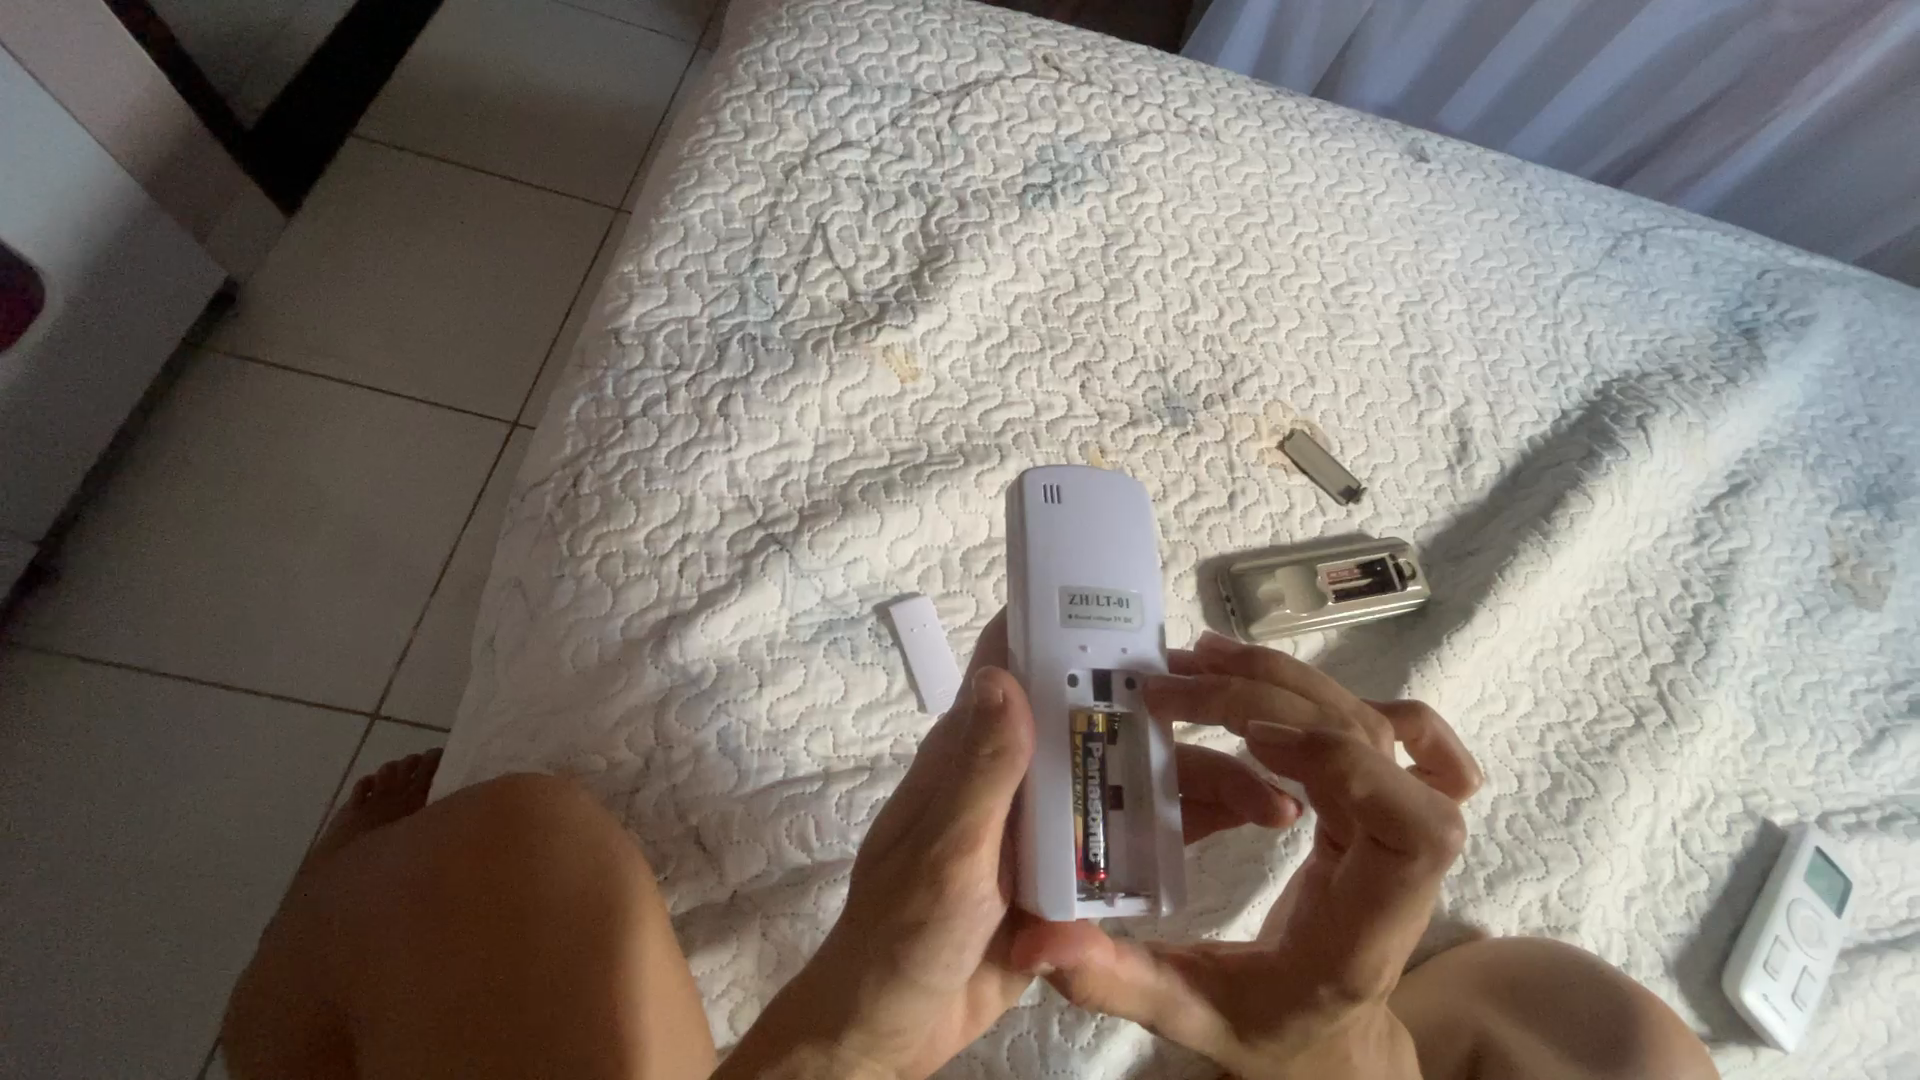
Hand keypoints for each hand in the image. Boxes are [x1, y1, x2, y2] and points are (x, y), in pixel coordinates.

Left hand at [721, 615, 1299, 1079]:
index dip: (1064, 628)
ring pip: (1122, 778)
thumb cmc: (904, 930)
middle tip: (1243, 717)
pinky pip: (1127, 837)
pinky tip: (1235, 834)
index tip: (1135, 614)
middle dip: (1163, 714)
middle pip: (1094, 718)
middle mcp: (1014, 771)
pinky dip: (1177, 832)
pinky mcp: (1066, 869)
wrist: (900, 1024)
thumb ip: (979, 770)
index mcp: (973, 750)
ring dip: (1188, 782)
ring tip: (1268, 798)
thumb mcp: (944, 850)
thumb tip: (1006, 670)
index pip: (1014, 662)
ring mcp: (1042, 821)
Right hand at [1012, 631, 1481, 1079]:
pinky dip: (1355, 698)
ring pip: (1380, 723)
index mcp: (1366, 925)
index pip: (1414, 830)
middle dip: (1272, 700)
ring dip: (1287, 682)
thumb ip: (1118, 981)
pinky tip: (1284, 686)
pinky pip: (1408, 735)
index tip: (1251, 741)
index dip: (1343, 763)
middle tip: (1175, 687)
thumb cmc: (1268, 1033)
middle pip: (1376, 747)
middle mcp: (1399, 867)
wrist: (1329, 1037)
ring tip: (1200, 660)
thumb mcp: (1188, 1015)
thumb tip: (1042, 940)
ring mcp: (1399, 826)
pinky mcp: (1383, 804)